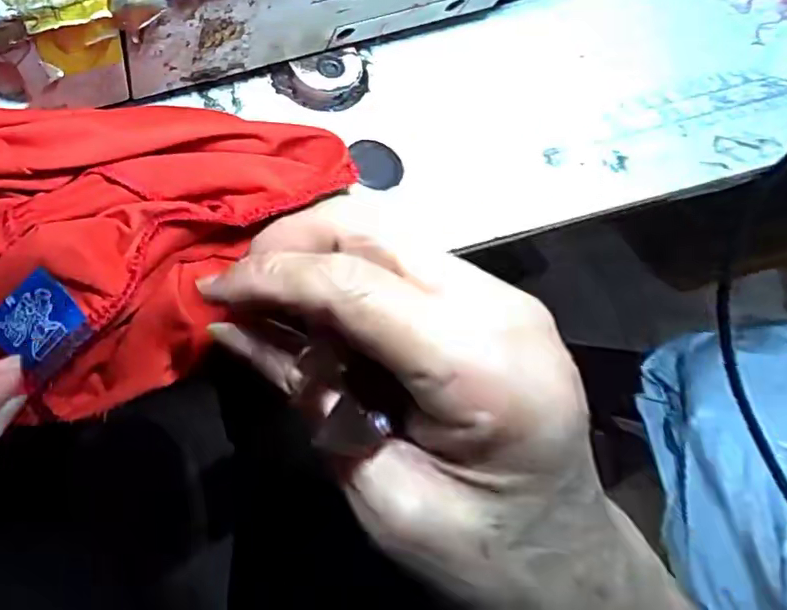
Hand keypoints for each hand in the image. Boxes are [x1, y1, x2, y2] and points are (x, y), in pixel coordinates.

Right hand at [200, 196, 687, 609]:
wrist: (573, 565)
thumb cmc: (480, 550)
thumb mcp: (377, 490)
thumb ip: (303, 393)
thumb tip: (224, 326)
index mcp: (482, 369)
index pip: (350, 283)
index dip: (268, 276)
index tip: (212, 290)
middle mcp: (496, 307)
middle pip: (362, 226)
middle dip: (282, 244)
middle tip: (238, 287)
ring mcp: (494, 290)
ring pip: (370, 222)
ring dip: (304, 246)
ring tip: (266, 291)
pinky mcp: (480, 288)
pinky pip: (386, 245)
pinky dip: (331, 257)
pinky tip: (309, 298)